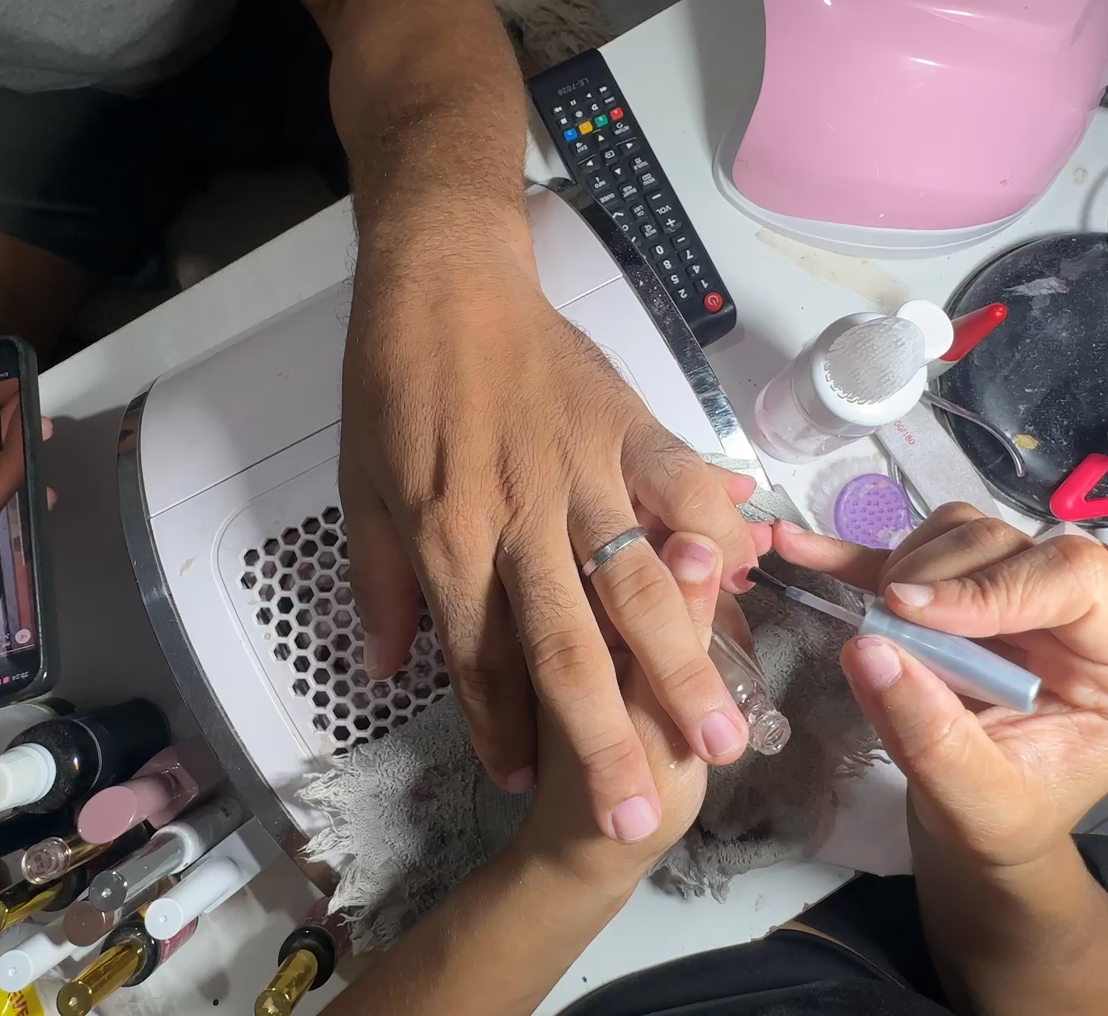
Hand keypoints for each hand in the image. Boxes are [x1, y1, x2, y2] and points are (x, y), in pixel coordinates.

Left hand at [340, 242, 758, 844]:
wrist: (440, 289)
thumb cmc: (394, 389)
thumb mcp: (360, 491)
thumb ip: (377, 586)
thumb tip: (385, 669)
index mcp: (446, 543)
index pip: (481, 660)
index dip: (503, 728)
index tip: (529, 785)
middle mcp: (517, 524)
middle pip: (564, 646)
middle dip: (601, 738)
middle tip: (641, 818)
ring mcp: (579, 475)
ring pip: (633, 583)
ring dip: (676, 661)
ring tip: (718, 731)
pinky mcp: (624, 426)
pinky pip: (679, 484)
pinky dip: (716, 526)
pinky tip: (747, 575)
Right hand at [769, 506, 1107, 868]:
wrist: (982, 825)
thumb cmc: (1002, 821)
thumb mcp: (975, 800)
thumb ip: (929, 732)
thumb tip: (866, 648)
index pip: (1075, 578)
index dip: (991, 583)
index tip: (910, 611)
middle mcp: (1077, 617)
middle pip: (1009, 544)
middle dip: (937, 575)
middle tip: (886, 619)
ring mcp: (1015, 598)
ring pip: (963, 534)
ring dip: (906, 564)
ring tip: (877, 614)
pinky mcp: (957, 596)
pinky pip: (911, 555)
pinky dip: (854, 555)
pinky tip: (800, 546)